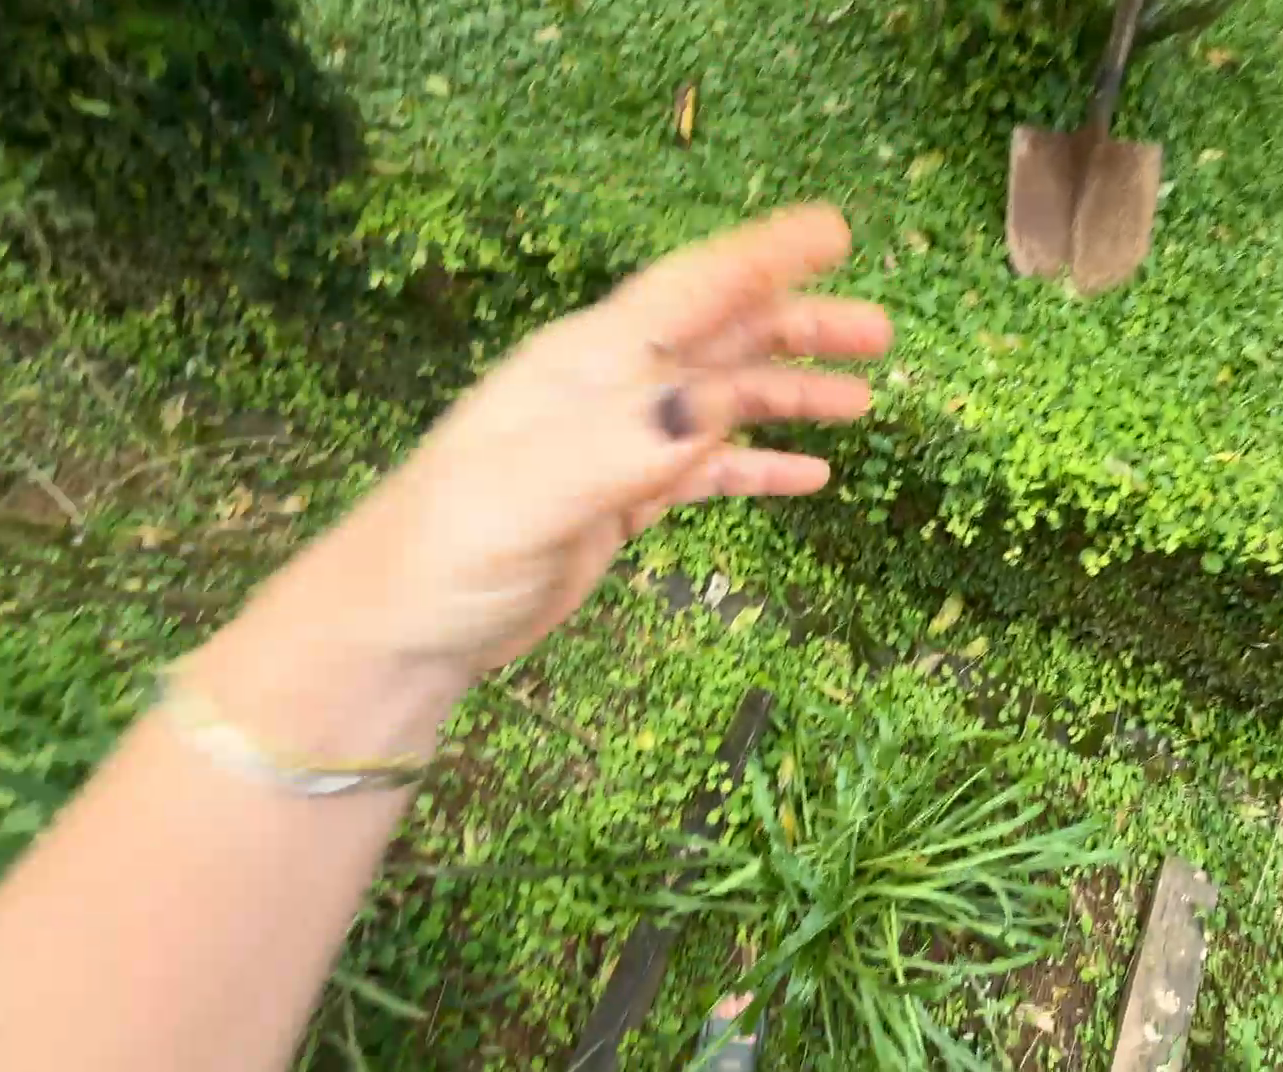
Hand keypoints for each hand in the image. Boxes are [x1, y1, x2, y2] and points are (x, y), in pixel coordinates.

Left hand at [258, 205, 888, 696]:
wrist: (403, 627)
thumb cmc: (450, 552)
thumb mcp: (528, 492)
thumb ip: (621, 440)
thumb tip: (717, 403)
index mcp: (591, 365)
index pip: (693, 290)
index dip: (766, 256)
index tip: (836, 233)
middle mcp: (615, 389)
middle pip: (725, 340)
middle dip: (803, 328)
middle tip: (879, 332)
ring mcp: (626, 442)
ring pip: (728, 402)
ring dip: (794, 395)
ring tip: (861, 400)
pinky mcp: (631, 492)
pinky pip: (714, 469)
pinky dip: (762, 465)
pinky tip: (809, 476)